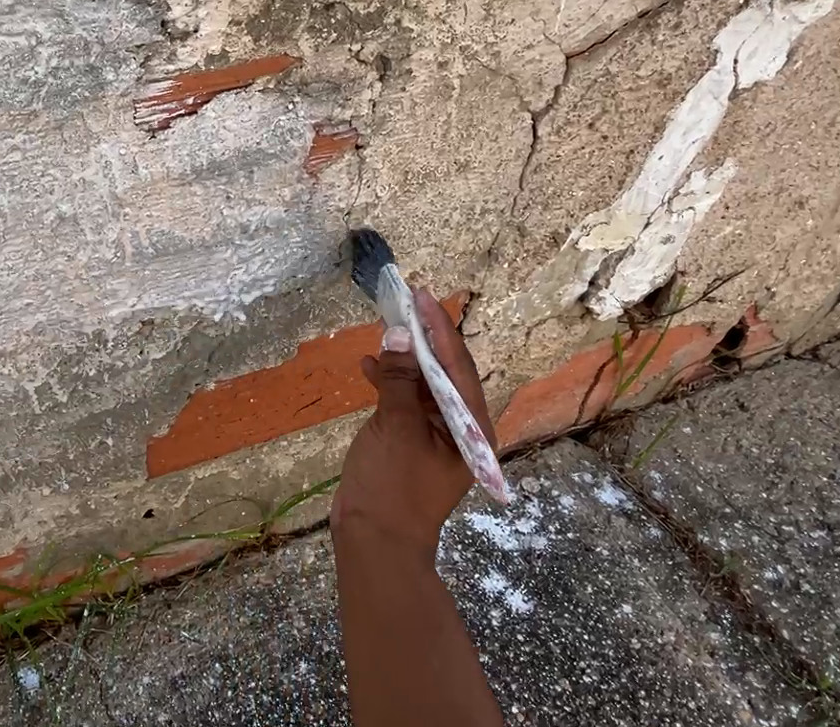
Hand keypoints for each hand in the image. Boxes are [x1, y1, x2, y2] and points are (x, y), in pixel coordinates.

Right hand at [333, 286, 496, 551]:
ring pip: (423, 383)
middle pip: (445, 372)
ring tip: (384, 327)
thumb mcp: (396, 429)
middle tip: (405, 301)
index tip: (422, 296)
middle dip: (424, 337)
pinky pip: (405, 401)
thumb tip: (400, 336)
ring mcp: (435, 436)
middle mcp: (460, 428)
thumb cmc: (393, 488)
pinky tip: (367, 366)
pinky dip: (388, 382)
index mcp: (472, 429)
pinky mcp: (411, 441)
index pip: (458, 366)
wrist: (375, 543)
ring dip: (404, 357)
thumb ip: (400, 381)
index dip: (439, 329)